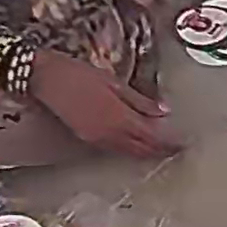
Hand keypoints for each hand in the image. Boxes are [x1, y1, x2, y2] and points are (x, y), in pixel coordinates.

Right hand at [28, 49, 177, 158]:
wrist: (42, 77)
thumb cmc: (79, 74)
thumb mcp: (114, 83)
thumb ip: (140, 101)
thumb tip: (164, 112)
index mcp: (121, 119)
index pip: (153, 138)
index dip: (170, 143)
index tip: (184, 144)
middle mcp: (111, 134)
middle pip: (143, 149)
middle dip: (161, 151)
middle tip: (177, 150)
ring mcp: (98, 139)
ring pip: (129, 152)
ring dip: (147, 152)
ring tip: (162, 150)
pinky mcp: (87, 139)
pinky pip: (115, 150)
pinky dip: (131, 150)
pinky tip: (137, 145)